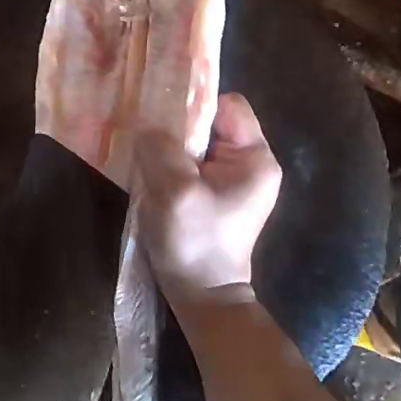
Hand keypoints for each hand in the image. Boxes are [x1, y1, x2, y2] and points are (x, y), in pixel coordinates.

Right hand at [132, 93, 282, 307]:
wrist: (202, 297)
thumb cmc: (196, 243)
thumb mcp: (175, 191)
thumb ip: (161, 149)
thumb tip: (147, 124)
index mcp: (255, 158)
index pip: (229, 105)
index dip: (196, 104)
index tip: (163, 117)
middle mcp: (250, 162)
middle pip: (212, 121)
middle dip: (178, 126)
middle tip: (147, 135)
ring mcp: (233, 179)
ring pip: (198, 142)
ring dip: (171, 147)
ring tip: (146, 155)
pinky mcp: (215, 192)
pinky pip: (192, 162)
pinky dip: (172, 163)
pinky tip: (151, 173)